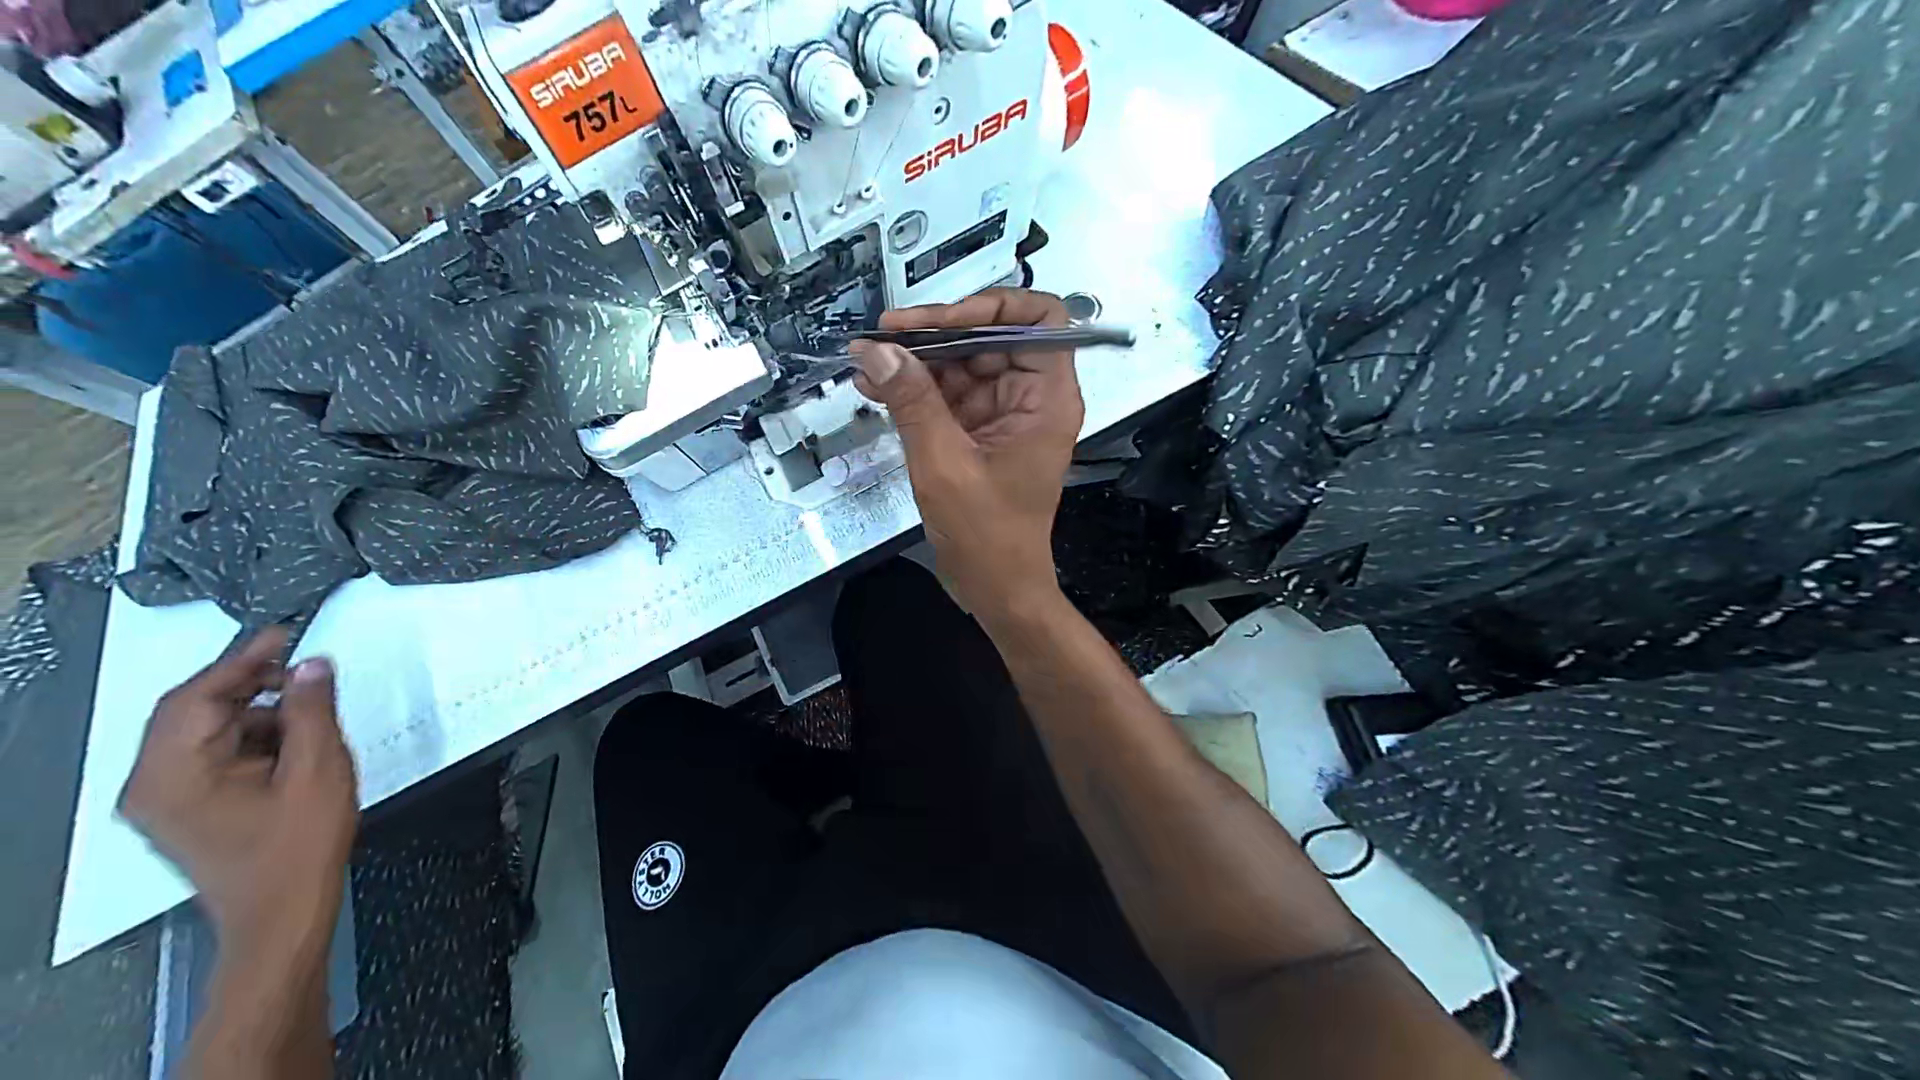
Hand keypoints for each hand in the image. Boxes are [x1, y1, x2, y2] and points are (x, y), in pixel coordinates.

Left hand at [120, 629, 358, 953]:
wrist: (282, 912)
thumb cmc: (298, 845)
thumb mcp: (318, 769)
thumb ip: (312, 711)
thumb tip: (311, 666)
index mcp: (171, 775)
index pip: (194, 698)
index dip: (240, 660)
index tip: (282, 634)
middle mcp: (151, 785)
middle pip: (191, 713)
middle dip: (249, 685)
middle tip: (302, 668)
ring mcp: (164, 800)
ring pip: (205, 732)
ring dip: (256, 713)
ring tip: (310, 711)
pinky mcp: (186, 808)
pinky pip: (212, 754)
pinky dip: (253, 737)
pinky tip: (294, 740)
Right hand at [851, 288, 1084, 617]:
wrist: (996, 588)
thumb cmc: (989, 538)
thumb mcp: (944, 464)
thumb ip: (912, 402)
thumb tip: (878, 351)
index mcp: (1047, 399)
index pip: (1039, 318)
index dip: (992, 306)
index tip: (940, 319)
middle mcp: (1031, 397)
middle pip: (990, 336)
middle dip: (936, 334)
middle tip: (884, 337)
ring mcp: (1003, 413)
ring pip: (962, 363)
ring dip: (917, 361)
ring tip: (869, 360)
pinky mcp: (979, 430)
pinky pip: (948, 394)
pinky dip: (916, 389)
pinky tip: (877, 384)